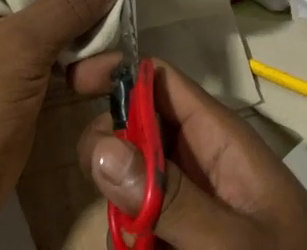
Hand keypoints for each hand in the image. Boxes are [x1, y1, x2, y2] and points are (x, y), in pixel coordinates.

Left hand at [0, 0, 121, 249]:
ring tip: (112, 56)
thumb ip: (65, 8)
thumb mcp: (19, 46)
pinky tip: (102, 72)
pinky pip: (51, 65)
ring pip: (49, 35)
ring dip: (84, 43)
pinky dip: (76, 66)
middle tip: (116, 7)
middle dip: (78, 6)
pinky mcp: (14, 91)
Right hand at [70, 57, 306, 249]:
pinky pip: (143, 221)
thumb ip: (170, 196)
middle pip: (137, 131)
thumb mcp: (234, 239)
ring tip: (131, 246)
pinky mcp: (186, 232)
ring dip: (120, 212)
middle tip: (107, 200)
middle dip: (111, 158)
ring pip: (133, 181)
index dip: (117, 74)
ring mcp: (193, 198)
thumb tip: (99, 144)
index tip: (73, 87)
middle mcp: (202, 159)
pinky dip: (132, 239)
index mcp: (221, 137)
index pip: (160, 80)